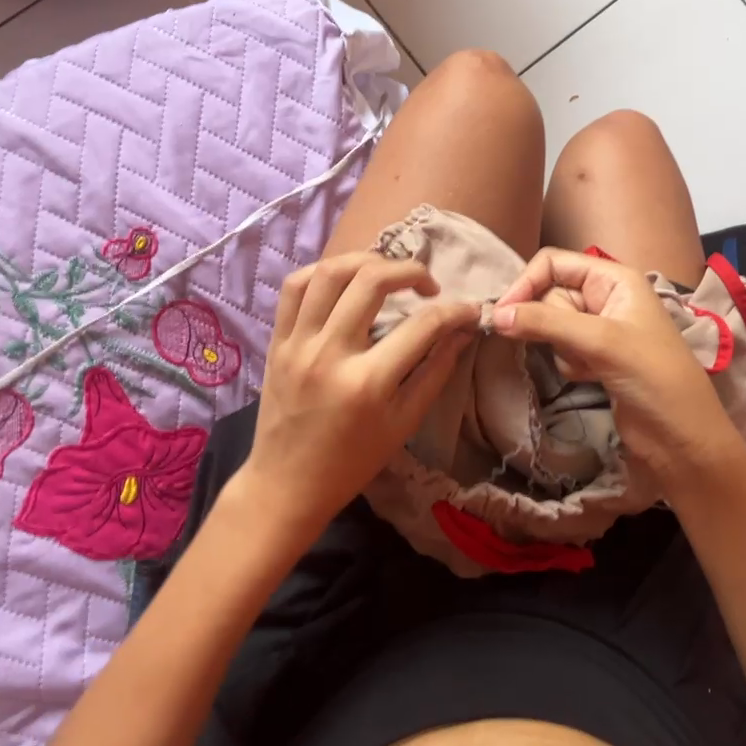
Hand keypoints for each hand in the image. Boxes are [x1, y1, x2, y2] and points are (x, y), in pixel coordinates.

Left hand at [238, 252, 478, 534]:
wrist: (287, 484)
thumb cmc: (353, 461)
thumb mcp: (404, 423)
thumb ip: (436, 371)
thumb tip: (463, 329)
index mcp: (368, 383)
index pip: (423, 325)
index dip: (456, 311)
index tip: (469, 309)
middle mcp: (330, 354)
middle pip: (372, 281)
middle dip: (410, 270)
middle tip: (427, 285)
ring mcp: (298, 344)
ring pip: (330, 272)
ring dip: (366, 261)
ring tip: (387, 273)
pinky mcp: (276, 340)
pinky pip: (294, 287)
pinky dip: (323, 272)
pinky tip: (344, 281)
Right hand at [491, 248, 742, 489]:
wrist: (682, 439)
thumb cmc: (653, 378)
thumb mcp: (601, 341)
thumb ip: (546, 322)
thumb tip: (495, 315)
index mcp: (614, 278)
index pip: (553, 263)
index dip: (525, 283)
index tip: (502, 314)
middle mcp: (605, 296)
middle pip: (549, 295)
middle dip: (552, 324)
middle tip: (577, 346)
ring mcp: (599, 328)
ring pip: (551, 326)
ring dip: (562, 350)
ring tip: (591, 367)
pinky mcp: (594, 357)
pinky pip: (561, 349)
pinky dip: (569, 364)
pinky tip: (592, 378)